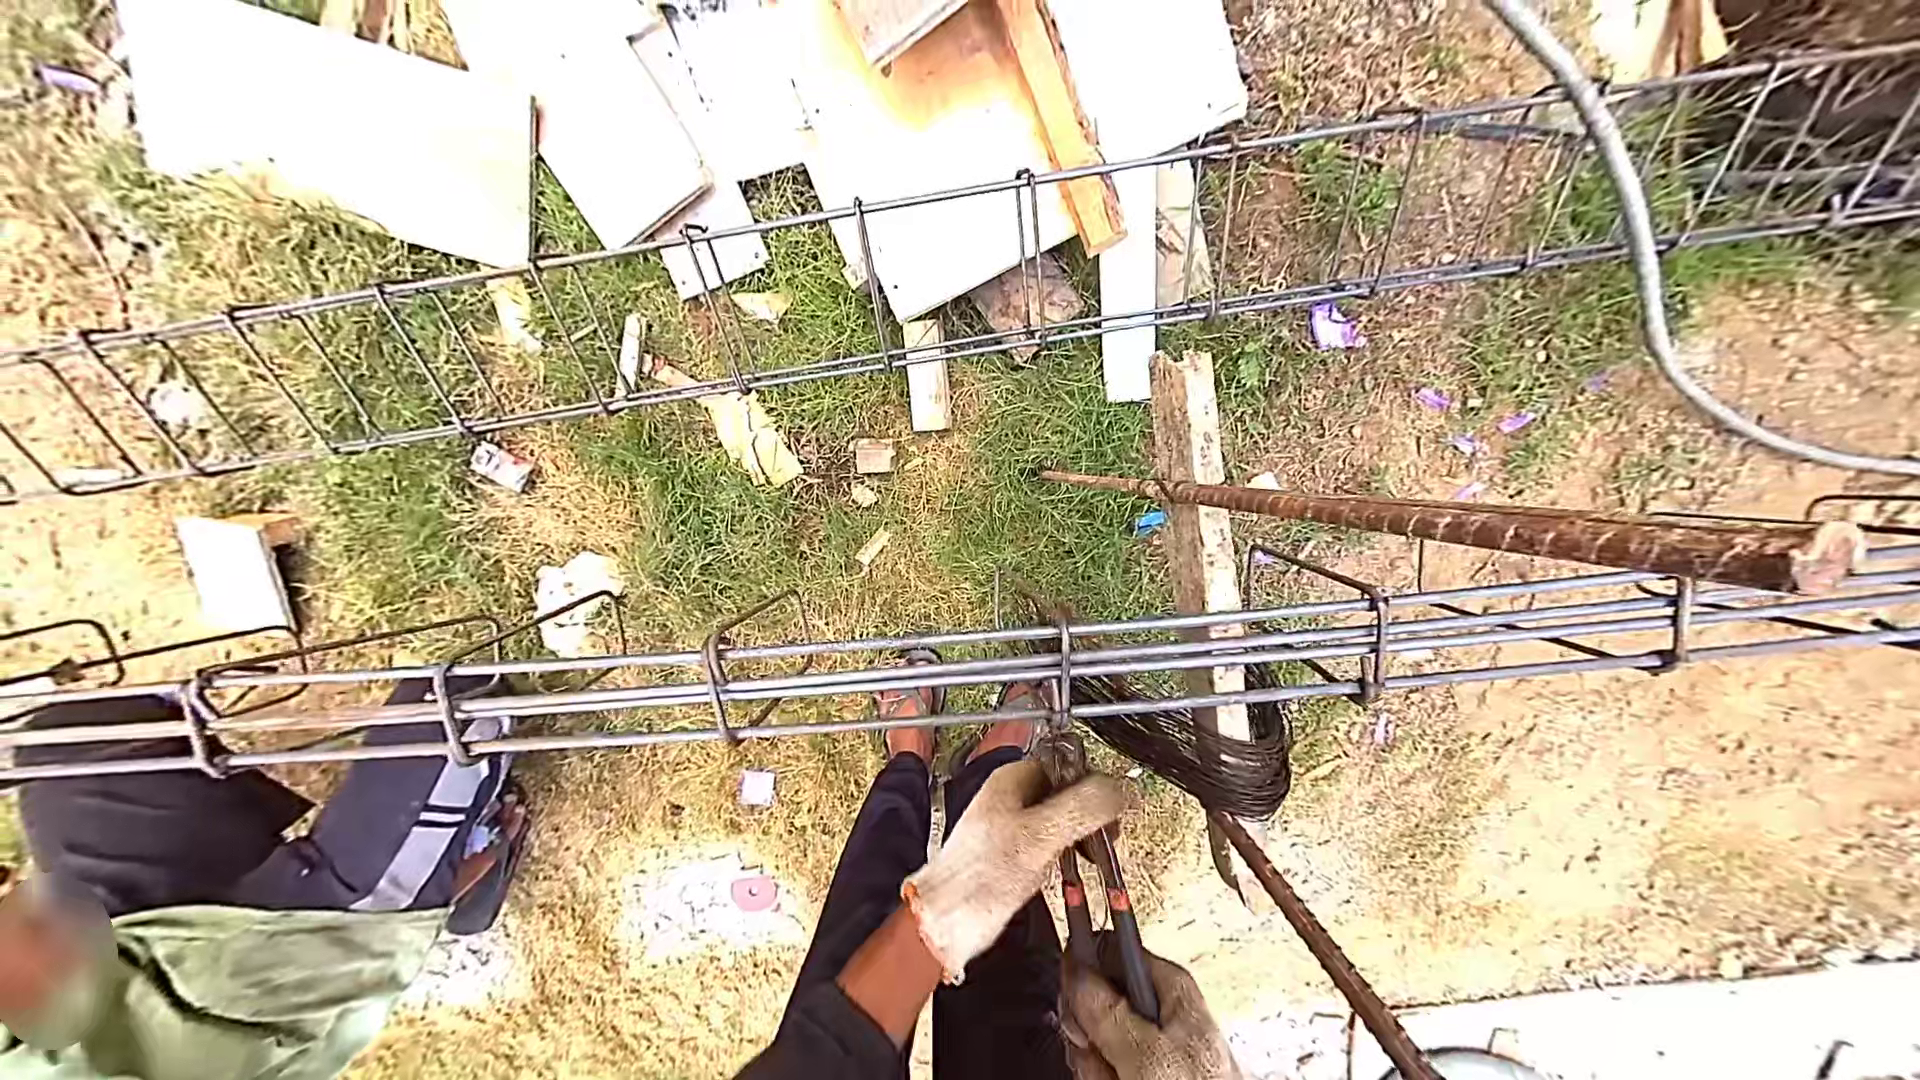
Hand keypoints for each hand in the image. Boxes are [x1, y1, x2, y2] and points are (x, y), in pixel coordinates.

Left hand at [902, 759, 1122, 980]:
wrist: (947, 921)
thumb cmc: (982, 876)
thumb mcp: (1042, 834)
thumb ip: (1082, 808)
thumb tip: (1119, 789)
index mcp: (1012, 779)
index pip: (1065, 765)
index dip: (1091, 785)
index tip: (1109, 810)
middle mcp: (1010, 796)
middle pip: (1064, 790)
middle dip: (1089, 812)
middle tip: (1104, 837)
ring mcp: (1010, 824)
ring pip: (1059, 816)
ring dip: (1080, 833)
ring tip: (1091, 854)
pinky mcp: (1011, 851)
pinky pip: (1049, 840)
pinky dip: (1066, 850)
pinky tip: (1070, 867)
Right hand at [1060, 950, 1239, 1079]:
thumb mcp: (1147, 1054)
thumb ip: (1105, 1009)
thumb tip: (1075, 969)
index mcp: (1169, 989)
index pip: (1111, 951)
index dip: (1085, 970)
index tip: (1071, 993)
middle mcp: (1160, 1014)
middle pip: (1096, 1004)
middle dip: (1090, 1037)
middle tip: (1102, 1060)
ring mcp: (1151, 1053)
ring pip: (1096, 1046)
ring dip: (1097, 1070)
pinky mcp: (1143, 1079)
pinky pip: (1104, 1073)